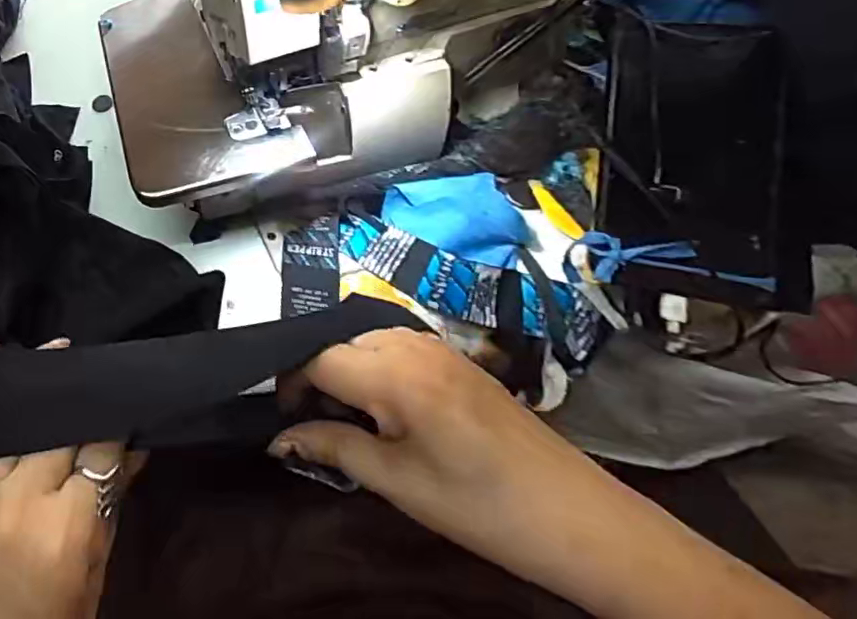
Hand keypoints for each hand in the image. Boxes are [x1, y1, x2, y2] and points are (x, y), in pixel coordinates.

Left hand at [0, 441, 129, 618]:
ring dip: (52, 435)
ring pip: (31, 428)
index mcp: (63, 525)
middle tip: (95, 445)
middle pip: (64, 430)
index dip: (117, 436)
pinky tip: (32, 454)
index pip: (100, 447)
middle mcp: (23, 498)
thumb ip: (111, 502)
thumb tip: (131, 451)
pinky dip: (19, 445)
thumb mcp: (95, 570)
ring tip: (64, 447)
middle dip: (86, 431)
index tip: (125, 433)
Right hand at [270, 327, 603, 579]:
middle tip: (316, 426)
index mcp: (394, 370)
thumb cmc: (480, 505)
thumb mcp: (398, 482)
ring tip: (351, 419)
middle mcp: (413, 342)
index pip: (319, 357)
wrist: (576, 515)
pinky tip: (388, 408)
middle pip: (342, 344)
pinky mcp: (457, 357)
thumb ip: (334, 449)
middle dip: (319, 378)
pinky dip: (378, 368)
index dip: (292, 385)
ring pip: (369, 341)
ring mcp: (439, 345)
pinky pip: (398, 346)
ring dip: (349, 370)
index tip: (285, 420)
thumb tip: (280, 440)